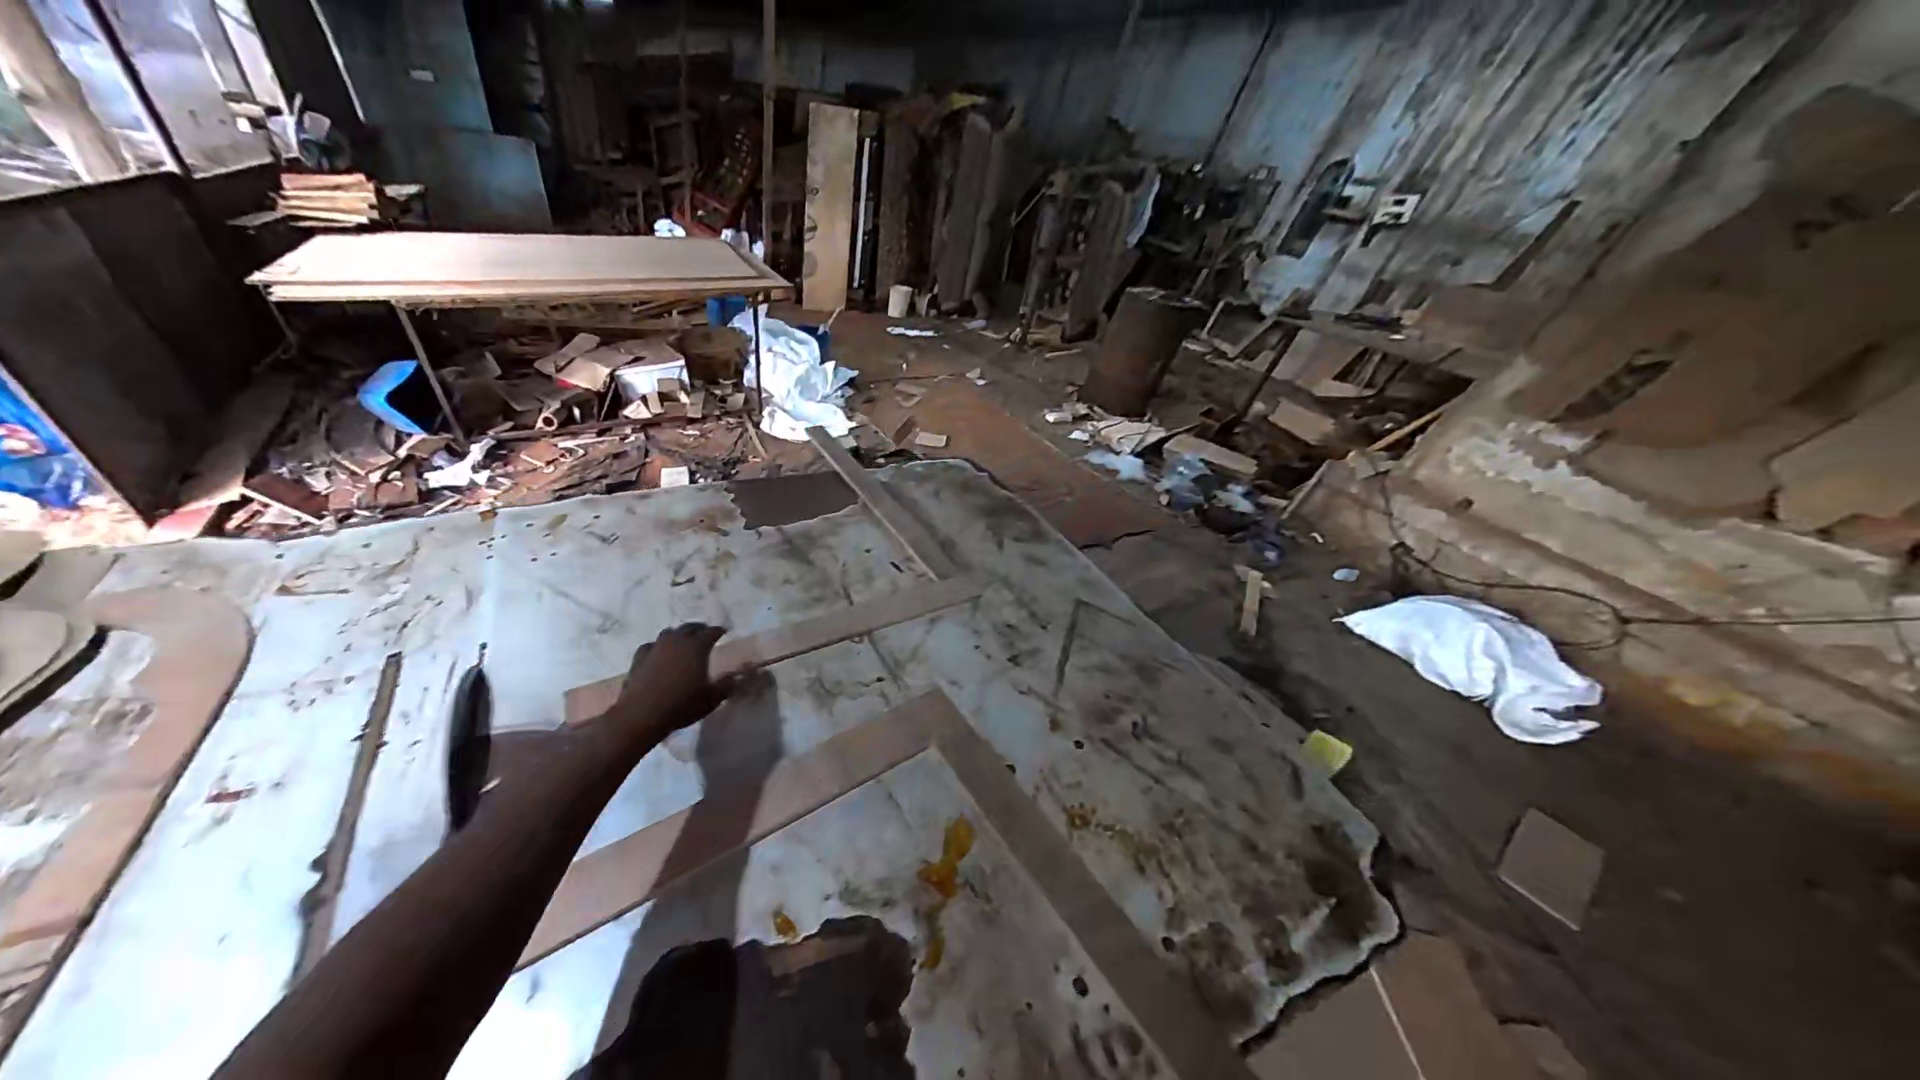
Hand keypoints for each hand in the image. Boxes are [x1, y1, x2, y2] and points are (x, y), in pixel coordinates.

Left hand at [607, 623, 734, 741]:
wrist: (642, 715)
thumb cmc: (681, 705)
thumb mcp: (711, 699)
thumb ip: (727, 686)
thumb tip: (737, 678)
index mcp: (697, 646)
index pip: (711, 632)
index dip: (719, 631)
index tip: (724, 632)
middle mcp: (677, 641)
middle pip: (690, 627)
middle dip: (699, 629)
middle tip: (705, 635)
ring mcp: (656, 647)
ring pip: (669, 633)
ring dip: (678, 635)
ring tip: (683, 643)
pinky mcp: (639, 657)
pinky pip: (651, 646)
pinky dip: (658, 647)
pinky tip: (658, 654)